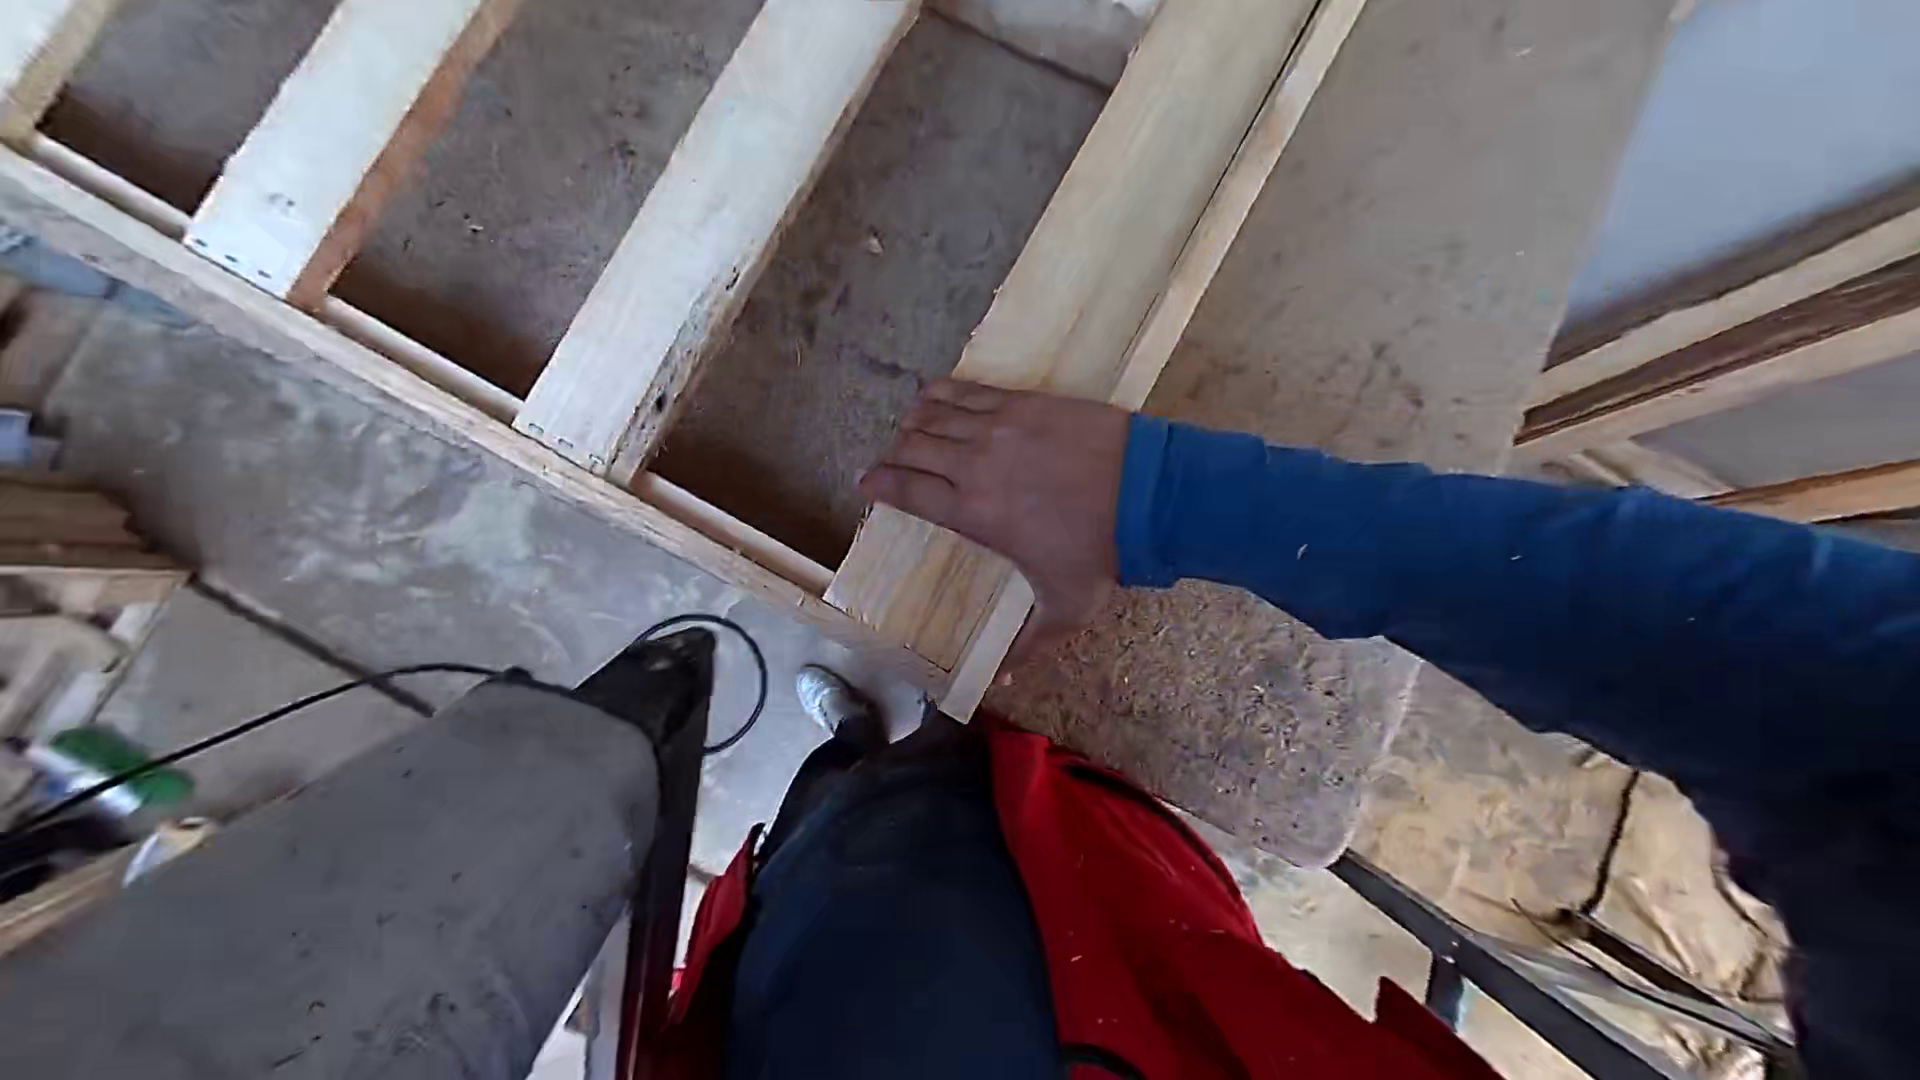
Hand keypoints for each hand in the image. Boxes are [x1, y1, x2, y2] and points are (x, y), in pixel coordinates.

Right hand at [859, 379, 1129, 663]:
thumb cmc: (1101, 552)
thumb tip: (1004, 682)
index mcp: (973, 512)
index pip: (906, 490)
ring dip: (912, 423)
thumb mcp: (1063, 609)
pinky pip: (966, 390)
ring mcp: (997, 427)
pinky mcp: (1022, 401)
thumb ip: (1026, 644)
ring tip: (909, 430)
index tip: (865, 482)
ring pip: (932, 415)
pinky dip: (940, 393)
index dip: (877, 483)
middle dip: (893, 454)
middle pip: (912, 447)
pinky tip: (933, 396)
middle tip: (894, 462)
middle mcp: (973, 464)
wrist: (1150, 495)